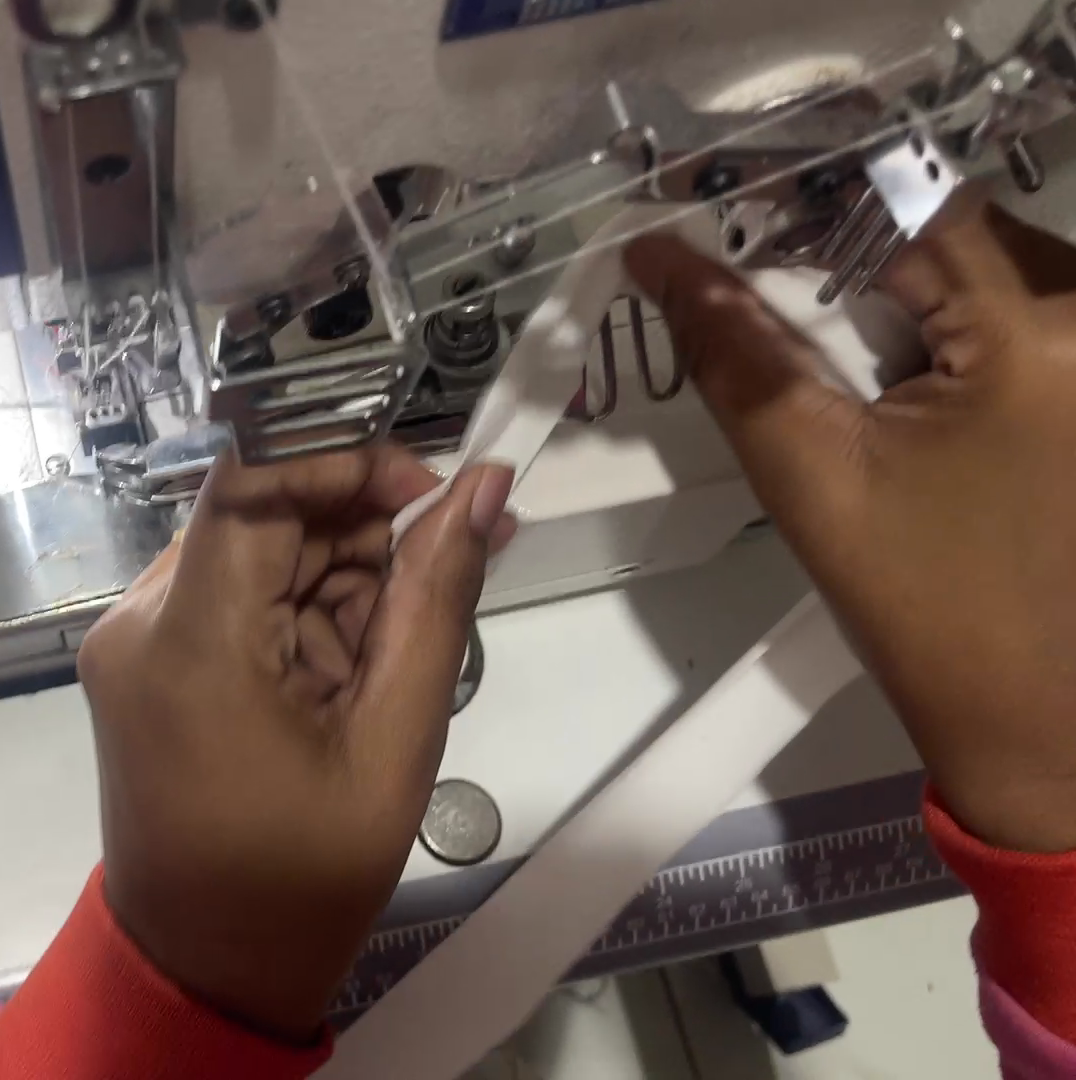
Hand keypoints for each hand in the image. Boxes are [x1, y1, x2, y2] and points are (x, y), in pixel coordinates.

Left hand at [77, 443, 515, 1039]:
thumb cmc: (299, 880)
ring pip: (249, 554)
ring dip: (331, 580)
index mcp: (189, 642)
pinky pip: (229, 596)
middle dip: (355, 536)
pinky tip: (340, 665)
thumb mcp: (391, 743)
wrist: (202, 961)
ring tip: (389, 653)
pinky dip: (293, 610)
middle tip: (444, 575)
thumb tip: (479, 492)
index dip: (341, 465)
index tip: (424, 492)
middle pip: (257, 520)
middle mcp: (138, 620)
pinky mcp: (141, 656)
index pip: (250, 485)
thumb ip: (434, 604)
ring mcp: (131, 637)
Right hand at [627, 198, 1075, 853]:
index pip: (911, 204)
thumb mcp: (808, 465)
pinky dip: (919, 330)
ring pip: (975, 276)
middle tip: (723, 275)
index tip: (710, 192)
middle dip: (828, 250)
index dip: (801, 190)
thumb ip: (735, 352)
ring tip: (788, 339)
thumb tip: (663, 260)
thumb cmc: (923, 594)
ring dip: (868, 293)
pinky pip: (1006, 322)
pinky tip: (862, 375)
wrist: (1046, 718)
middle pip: (949, 233)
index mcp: (1054, 322)